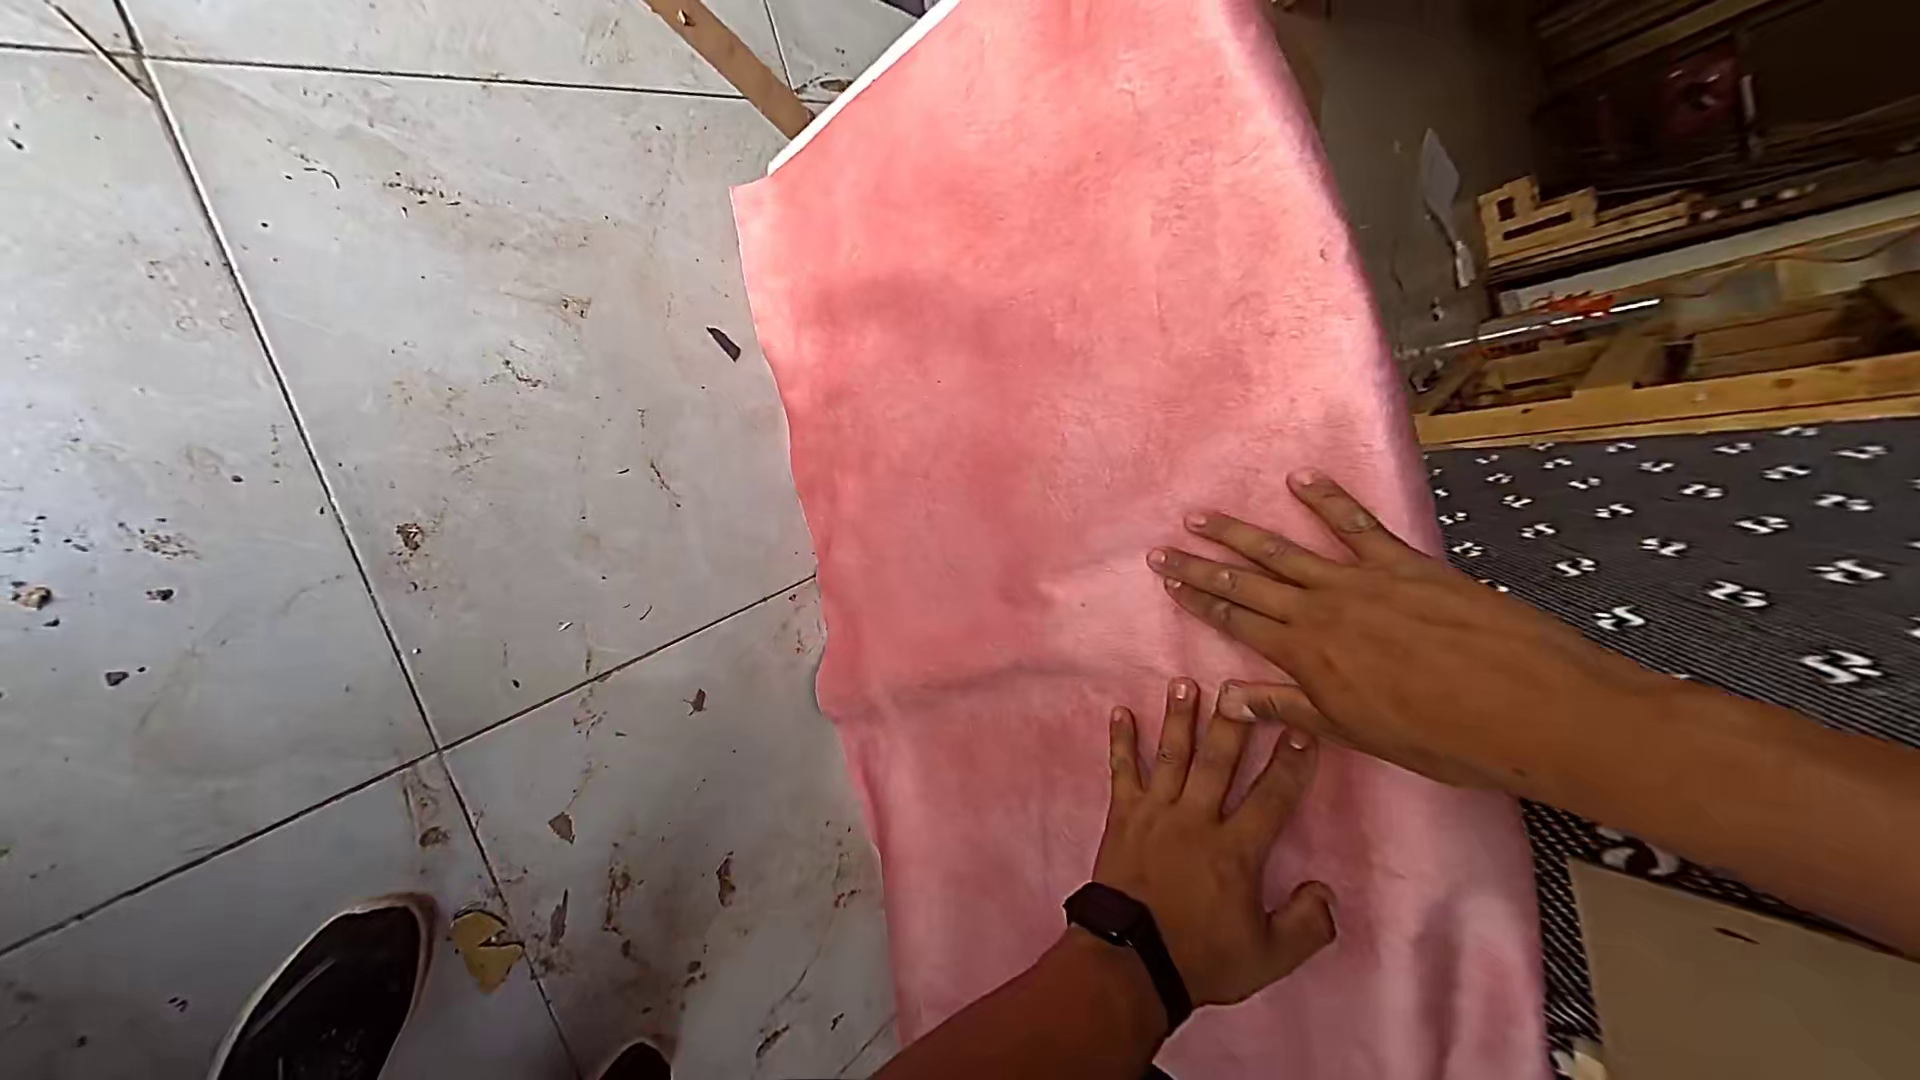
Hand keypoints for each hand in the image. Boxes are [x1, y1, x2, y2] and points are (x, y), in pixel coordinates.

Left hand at [1095, 678, 1335, 1008]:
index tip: (1302, 729)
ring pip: (1172, 755)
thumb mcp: (1268, 956)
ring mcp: (1156, 811)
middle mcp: (1196, 818)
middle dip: (1233, 722)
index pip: (1272, 797)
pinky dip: (1121, 741)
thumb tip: (1326, 892)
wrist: (1132, 959)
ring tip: (1183, 683)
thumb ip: (1305, 925)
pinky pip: (1122, 770)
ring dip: (1178, 718)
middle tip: (1238, 686)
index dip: (1291, 763)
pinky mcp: (1123, 814)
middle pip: (1218, 761)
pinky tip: (1119, 712)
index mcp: (1235, 849)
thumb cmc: (1201, 957)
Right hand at [1146, 468, 1671, 791]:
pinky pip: (1356, 525)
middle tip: (1163, 548)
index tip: (1168, 583)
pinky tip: (1299, 479)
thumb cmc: (1441, 737)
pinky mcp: (1402, 563)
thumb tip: (1226, 697)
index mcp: (1305, 653)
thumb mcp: (1356, 732)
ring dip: (1237, 532)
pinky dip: (1327, 499)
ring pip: (1283, 550)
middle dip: (1198, 565)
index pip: (1235, 620)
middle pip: (1244, 582)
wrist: (1536, 713)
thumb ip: (1287, 707)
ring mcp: (1359, 581)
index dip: (1197, 600)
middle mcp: (1319, 610)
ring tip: (1202, 516)